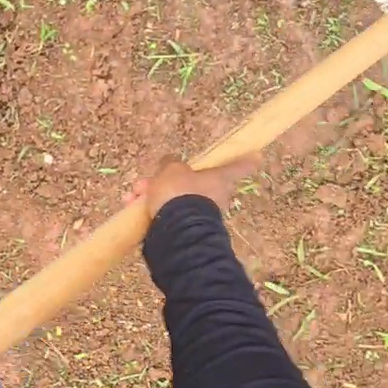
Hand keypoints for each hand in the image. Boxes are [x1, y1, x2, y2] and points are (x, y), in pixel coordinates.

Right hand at [125, 155, 259, 218]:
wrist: (175, 230)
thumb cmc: (179, 193)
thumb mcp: (171, 170)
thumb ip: (171, 164)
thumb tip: (170, 163)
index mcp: (219, 178)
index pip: (237, 166)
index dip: (245, 160)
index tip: (257, 156)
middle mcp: (215, 196)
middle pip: (192, 183)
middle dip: (164, 182)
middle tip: (144, 183)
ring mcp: (201, 215)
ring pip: (175, 199)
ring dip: (152, 196)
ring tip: (130, 198)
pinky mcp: (185, 230)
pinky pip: (168, 215)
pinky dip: (151, 211)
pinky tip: (131, 209)